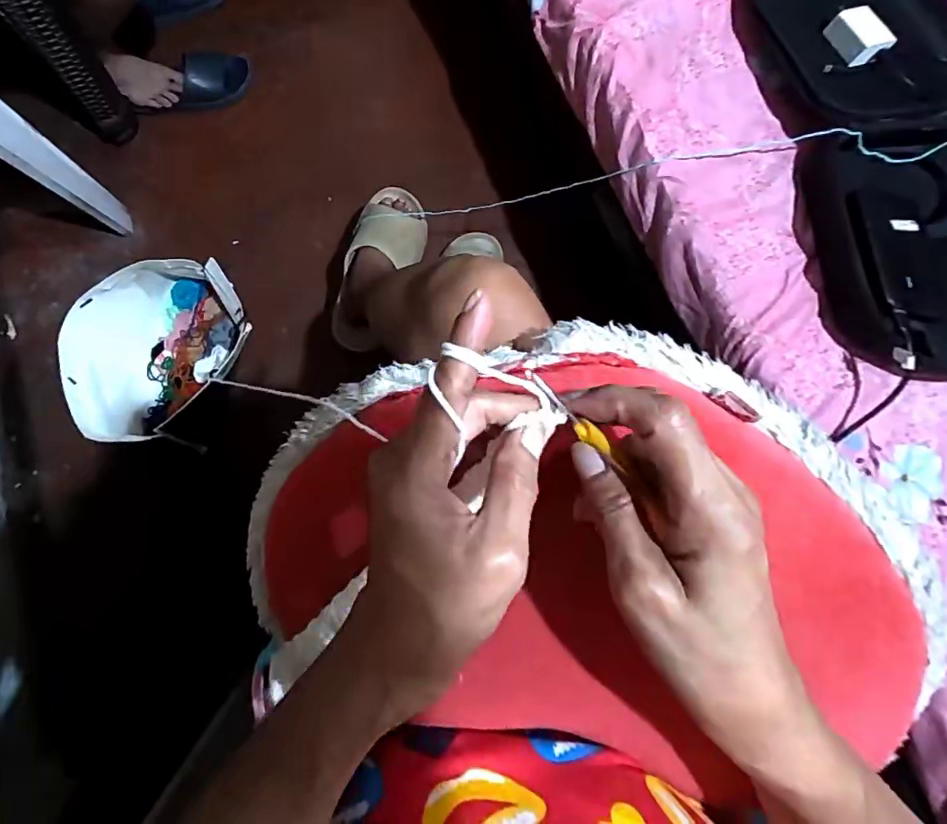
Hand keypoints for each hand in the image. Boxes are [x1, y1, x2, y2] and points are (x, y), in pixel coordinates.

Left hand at [343, 289, 543, 722]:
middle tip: (548, 422)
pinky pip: (446, 448)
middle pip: (456, 407)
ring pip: (452, 426)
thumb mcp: (499, 546)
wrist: (398, 647)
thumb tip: (527, 426)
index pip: (444, 388)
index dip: (463, 343)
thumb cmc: (450, 605)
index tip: (476, 298)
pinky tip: (510, 451)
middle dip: (503, 404)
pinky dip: (479, 444)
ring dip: (493, 424)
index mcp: (417, 465)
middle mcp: (400, 455)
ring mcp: (399, 469)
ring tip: (536, 432)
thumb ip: (513, 477)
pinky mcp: (407, 484)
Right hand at [567, 386, 821, 766]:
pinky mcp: (717, 510)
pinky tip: (609, 516)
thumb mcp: (639, 585)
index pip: (665, 416)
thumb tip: (583, 450)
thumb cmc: (695, 653)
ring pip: (659, 448)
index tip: (565, 412)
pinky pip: (666, 473)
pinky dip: (631, 481)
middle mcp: (727, 487)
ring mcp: (726, 497)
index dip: (612, 400)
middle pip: (661, 424)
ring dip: (615, 461)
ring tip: (585, 508)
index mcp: (713, 504)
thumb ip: (612, 510)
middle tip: (565, 456)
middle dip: (607, 427)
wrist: (753, 700)